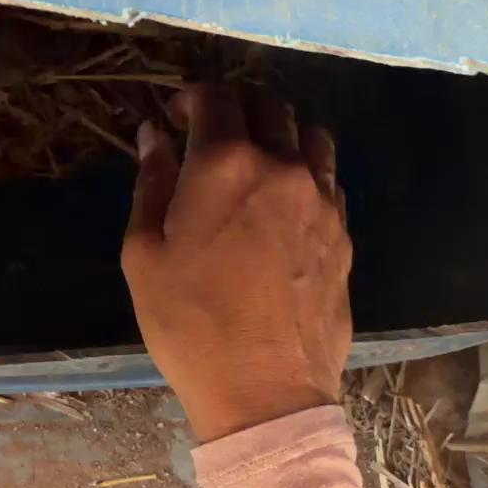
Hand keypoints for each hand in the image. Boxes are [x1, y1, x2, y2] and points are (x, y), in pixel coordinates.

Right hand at [121, 83, 352, 441]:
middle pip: (268, 106)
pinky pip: (329, 180)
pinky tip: (286, 201)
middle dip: (235, 107)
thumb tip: (153, 138)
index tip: (176, 117)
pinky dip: (306, 171)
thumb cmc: (189, 325)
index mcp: (226, 164)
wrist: (264, 390)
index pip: (216, 98)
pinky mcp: (343, 233)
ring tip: (256, 161)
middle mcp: (283, 166)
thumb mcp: (144, 256)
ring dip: (279, 133)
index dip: (191, 97)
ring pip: (310, 136)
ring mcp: (322, 200)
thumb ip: (151, 185)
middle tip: (211, 134)